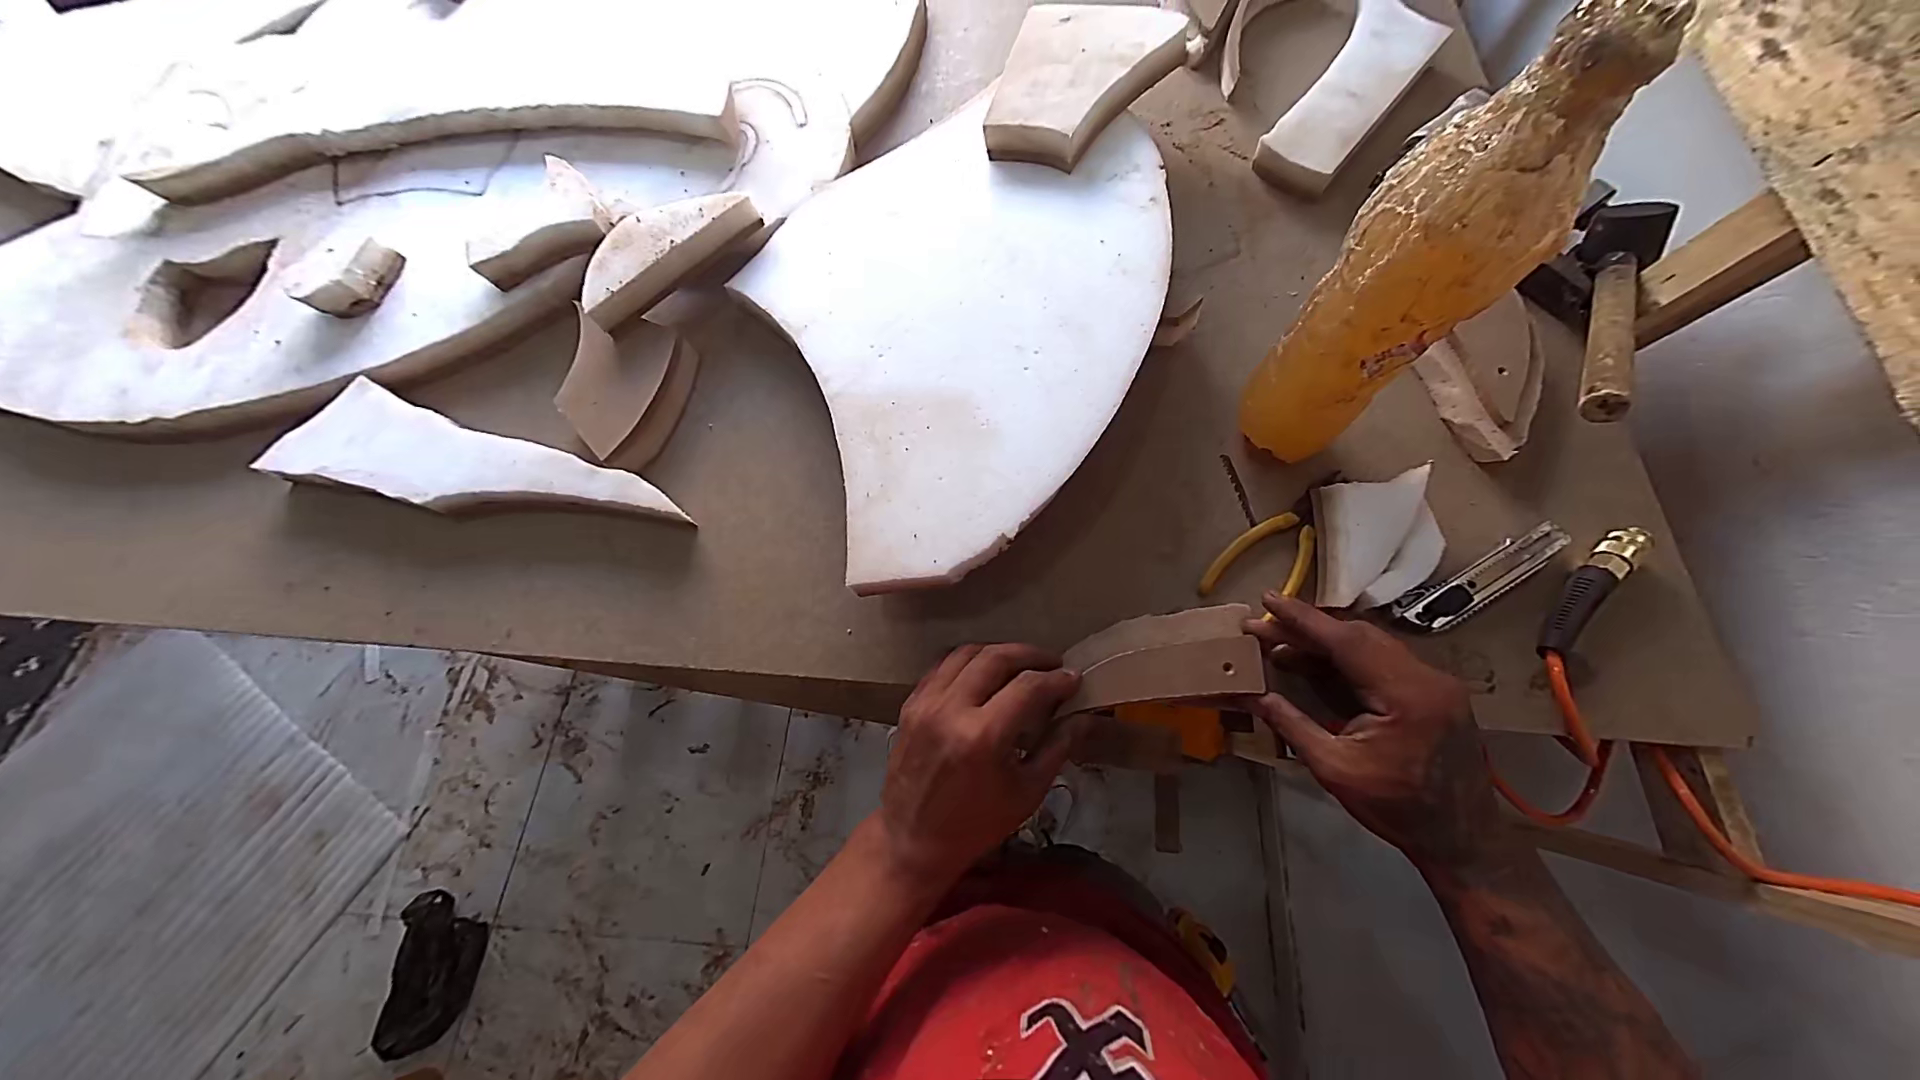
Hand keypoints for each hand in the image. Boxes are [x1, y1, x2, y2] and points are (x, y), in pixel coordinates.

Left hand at [873, 644, 1085, 884]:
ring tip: (1021, 664)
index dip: (1057, 679)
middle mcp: (951, 710)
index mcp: (982, 736)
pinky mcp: (911, 704)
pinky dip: (969, 662)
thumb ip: (1057, 747)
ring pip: (966, 653)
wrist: (911, 841)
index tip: (1074, 679)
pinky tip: (985, 673)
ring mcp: (926, 704)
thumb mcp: (1027, 792)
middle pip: (996, 658)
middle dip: (1031, 655)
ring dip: (999, 652)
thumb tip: (1083, 716)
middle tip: (1052, 664)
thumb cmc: (975, 825)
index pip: (1028, 687)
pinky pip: (943, 666)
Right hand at [1241, 593, 1504, 870]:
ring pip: (1370, 644)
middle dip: (1307, 628)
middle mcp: (1428, 678)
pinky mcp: (1433, 692)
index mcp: (1407, 695)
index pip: (1347, 641)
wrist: (1463, 840)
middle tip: (1263, 626)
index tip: (1268, 601)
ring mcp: (1435, 683)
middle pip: (1359, 636)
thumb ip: (1291, 725)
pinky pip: (1381, 660)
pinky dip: (1344, 656)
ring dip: (1324, 642)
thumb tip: (1251, 696)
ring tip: (1280, 643)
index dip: (1303, 619)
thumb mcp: (1334, 768)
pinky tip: (1314, 662)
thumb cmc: (1397, 808)